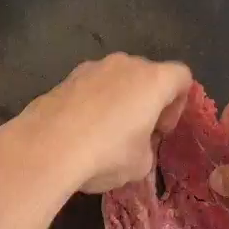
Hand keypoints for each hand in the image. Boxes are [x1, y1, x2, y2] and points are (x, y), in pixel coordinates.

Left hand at [0, 54, 192, 194]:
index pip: (181, 76)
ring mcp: (93, 67)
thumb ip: (147, 148)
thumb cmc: (107, 153)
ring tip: (106, 134)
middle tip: (138, 134)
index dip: (178, 104)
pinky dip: (93, 103)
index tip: (161, 131)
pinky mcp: (66, 77)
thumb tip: (136, 145)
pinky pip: (91, 86)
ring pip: (117, 79)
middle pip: (148, 75)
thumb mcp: (141, 164)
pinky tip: (81, 131)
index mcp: (153, 80)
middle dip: (147, 101)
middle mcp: (125, 64)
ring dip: (119, 100)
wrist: (47, 147)